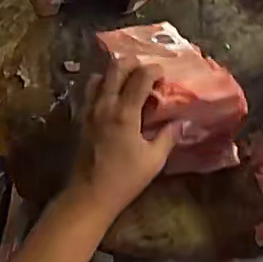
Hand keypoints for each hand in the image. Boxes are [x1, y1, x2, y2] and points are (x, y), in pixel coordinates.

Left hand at [66, 58, 176, 216]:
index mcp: (124, 114)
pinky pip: (90, 91)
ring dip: (116, 74)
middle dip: (134, 64)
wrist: (87, 197)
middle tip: (147, 74)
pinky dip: (104, 85)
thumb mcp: (154, 160)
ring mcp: (89, 110)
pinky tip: (115, 99)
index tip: (163, 78)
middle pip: (116, 67)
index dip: (154, 71)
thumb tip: (182, 122)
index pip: (140, 77)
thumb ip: (168, 136)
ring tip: (130, 84)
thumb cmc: (124, 179)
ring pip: (99, 76)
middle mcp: (104, 106)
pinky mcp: (81, 118)